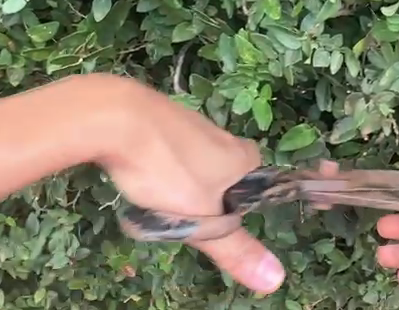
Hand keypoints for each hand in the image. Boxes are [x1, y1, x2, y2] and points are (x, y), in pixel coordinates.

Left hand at [73, 75, 284, 294]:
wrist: (121, 120)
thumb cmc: (167, 170)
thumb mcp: (202, 218)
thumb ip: (235, 249)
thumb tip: (277, 279)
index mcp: (242, 156)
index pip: (256, 184)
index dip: (239, 207)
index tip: (216, 225)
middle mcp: (224, 136)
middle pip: (227, 173)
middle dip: (211, 196)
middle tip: (187, 217)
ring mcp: (194, 123)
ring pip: (199, 161)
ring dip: (186, 181)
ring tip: (162, 199)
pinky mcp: (168, 119)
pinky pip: (175, 148)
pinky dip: (166, 163)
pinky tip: (146, 173)